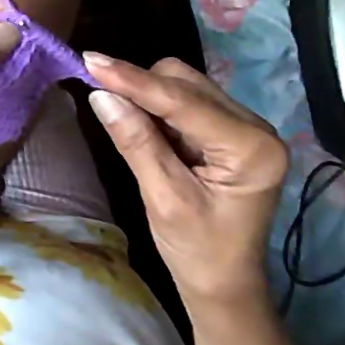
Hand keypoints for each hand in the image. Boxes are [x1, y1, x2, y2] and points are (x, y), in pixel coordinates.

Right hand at [82, 55, 289, 305]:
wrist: (223, 284)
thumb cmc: (197, 251)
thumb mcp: (163, 199)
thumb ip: (136, 142)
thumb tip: (100, 95)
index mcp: (250, 148)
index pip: (182, 102)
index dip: (133, 79)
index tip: (90, 60)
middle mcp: (254, 127)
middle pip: (184, 82)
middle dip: (139, 84)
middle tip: (97, 92)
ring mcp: (242, 126)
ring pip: (182, 85)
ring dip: (145, 93)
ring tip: (119, 114)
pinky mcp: (226, 130)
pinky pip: (183, 100)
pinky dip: (154, 105)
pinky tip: (138, 121)